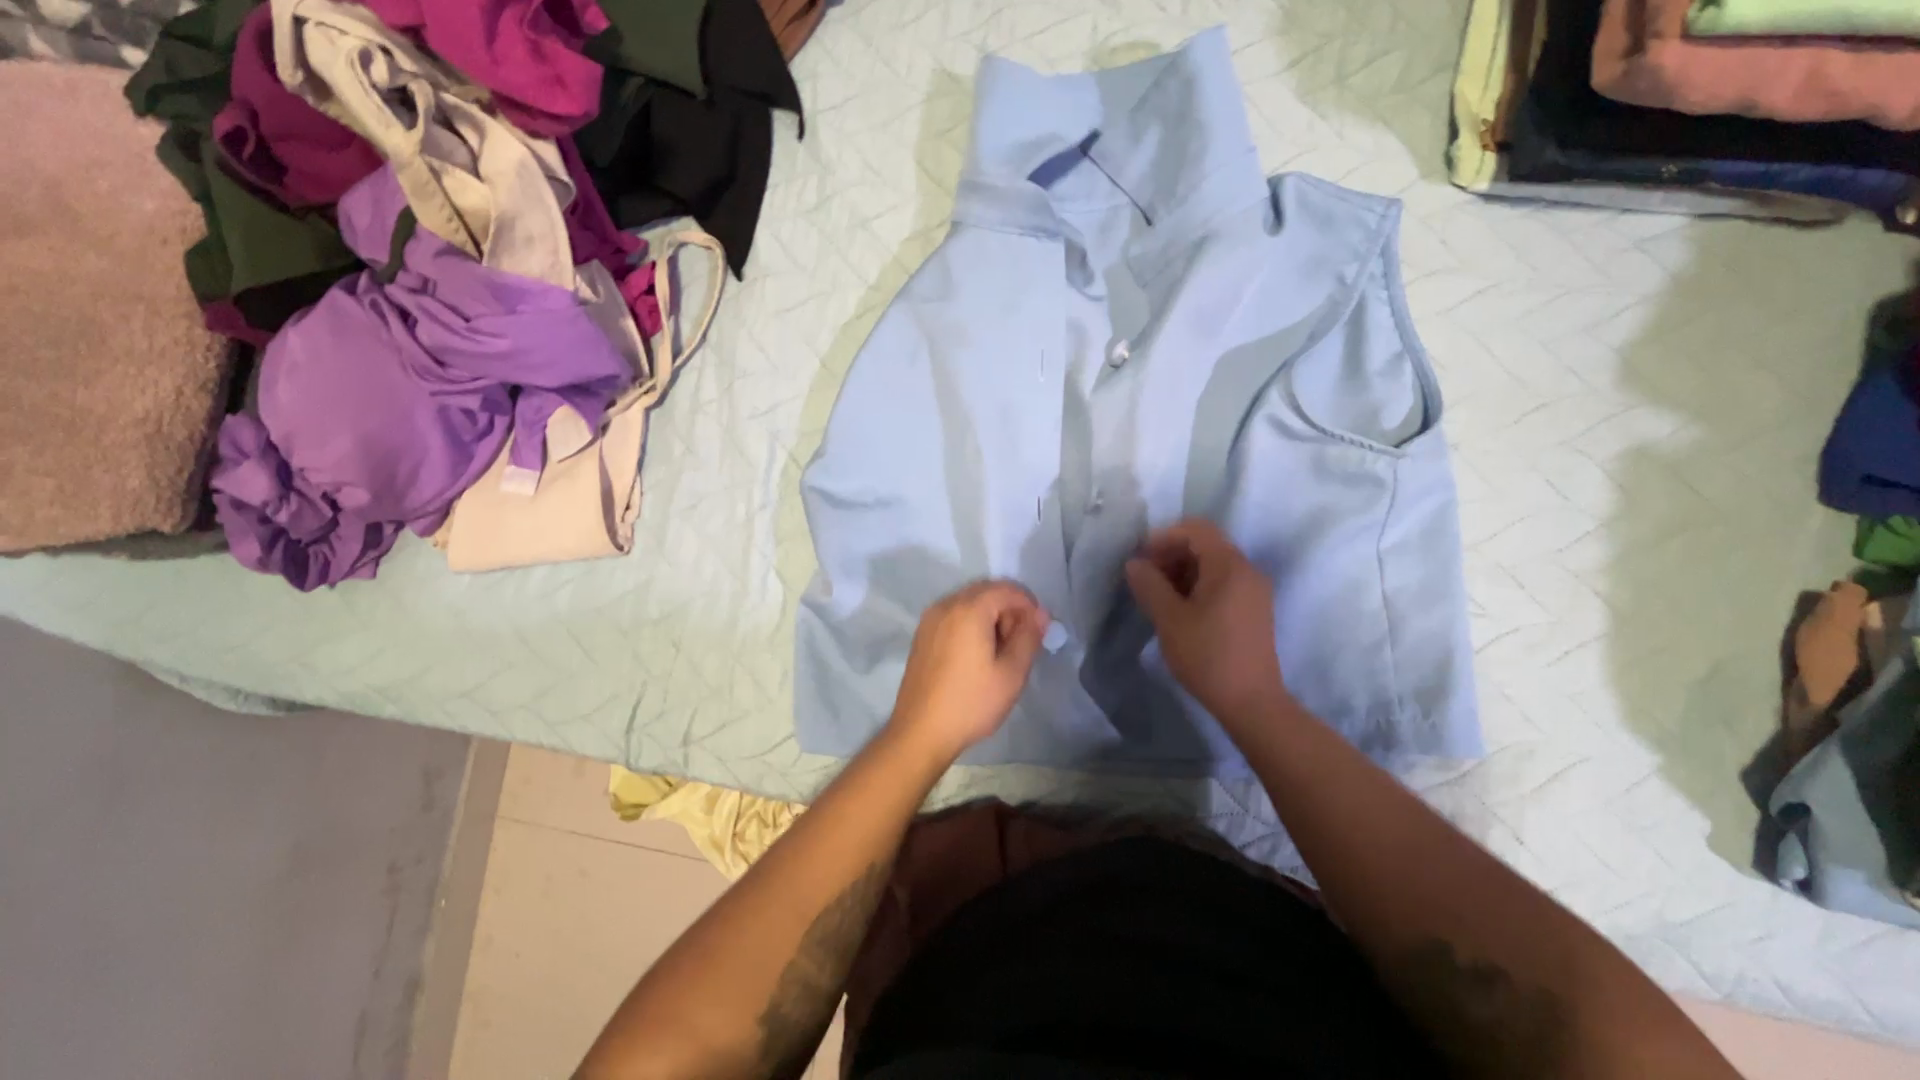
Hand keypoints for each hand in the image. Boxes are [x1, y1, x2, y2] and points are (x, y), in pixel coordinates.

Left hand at [887, 580, 1049, 759]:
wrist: (921, 731)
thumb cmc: (971, 703)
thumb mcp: (1012, 673)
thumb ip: (1029, 637)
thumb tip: (1040, 614)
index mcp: (968, 609)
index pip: (1007, 589)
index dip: (1029, 605)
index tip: (1039, 633)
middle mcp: (945, 605)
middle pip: (986, 592)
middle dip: (1009, 610)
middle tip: (1020, 644)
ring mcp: (929, 620)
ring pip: (969, 603)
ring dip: (990, 618)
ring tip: (1000, 653)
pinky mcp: (922, 636)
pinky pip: (953, 616)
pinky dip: (971, 625)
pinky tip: (977, 656)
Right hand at [1124, 519, 1287, 721]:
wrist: (1251, 701)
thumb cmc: (1207, 656)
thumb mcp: (1169, 620)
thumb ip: (1149, 585)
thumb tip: (1134, 564)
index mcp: (1229, 565)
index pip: (1195, 529)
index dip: (1163, 537)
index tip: (1140, 560)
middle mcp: (1247, 570)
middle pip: (1206, 545)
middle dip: (1171, 555)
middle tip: (1145, 580)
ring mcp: (1255, 591)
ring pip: (1214, 565)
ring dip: (1183, 572)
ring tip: (1158, 598)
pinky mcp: (1255, 610)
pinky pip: (1224, 584)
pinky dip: (1199, 587)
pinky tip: (1180, 611)